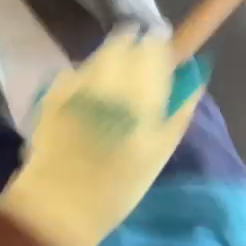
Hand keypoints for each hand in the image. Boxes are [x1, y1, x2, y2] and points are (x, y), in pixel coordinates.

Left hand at [0, 28, 207, 245]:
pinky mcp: (53, 90)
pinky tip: (88, 96)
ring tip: (113, 80)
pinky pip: (75, 71)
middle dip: (132, 45)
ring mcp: (76, 82)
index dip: (158, 43)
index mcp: (140, 93)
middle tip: (137, 58)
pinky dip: (85, 77)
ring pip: (98, 54)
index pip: (153, 48)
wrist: (62, 202)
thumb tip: (192, 76)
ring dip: (109, 58)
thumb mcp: (161, 150)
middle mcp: (107, 78)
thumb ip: (179, 108)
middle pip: (122, 42)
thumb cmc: (121, 184)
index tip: (161, 44)